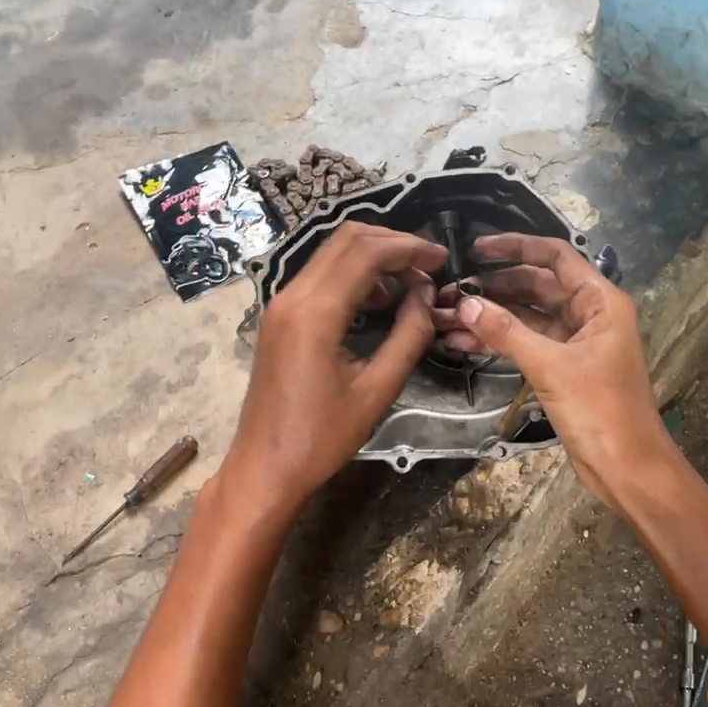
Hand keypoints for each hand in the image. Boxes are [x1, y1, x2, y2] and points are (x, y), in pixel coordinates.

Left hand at [223, 223, 446, 508]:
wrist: (266, 466)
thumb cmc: (322, 437)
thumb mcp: (377, 390)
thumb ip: (409, 337)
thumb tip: (427, 297)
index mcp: (315, 313)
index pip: (367, 252)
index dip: (409, 248)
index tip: (441, 260)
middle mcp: (292, 296)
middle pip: (346, 239)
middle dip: (393, 244)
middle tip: (428, 266)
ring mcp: (280, 304)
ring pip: (331, 253)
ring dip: (373, 257)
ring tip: (410, 284)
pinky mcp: (279, 316)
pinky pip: (319, 276)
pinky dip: (353, 275)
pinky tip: (379, 299)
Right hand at [436, 233, 677, 513]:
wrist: (627, 467)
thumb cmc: (601, 410)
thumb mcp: (551, 366)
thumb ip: (506, 332)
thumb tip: (465, 303)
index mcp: (600, 302)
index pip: (556, 257)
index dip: (517, 247)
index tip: (478, 247)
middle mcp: (590, 315)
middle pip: (537, 286)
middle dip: (495, 287)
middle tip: (453, 290)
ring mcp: (576, 343)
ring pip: (528, 317)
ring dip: (492, 317)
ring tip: (448, 318)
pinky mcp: (563, 369)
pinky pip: (527, 344)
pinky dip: (499, 343)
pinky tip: (464, 343)